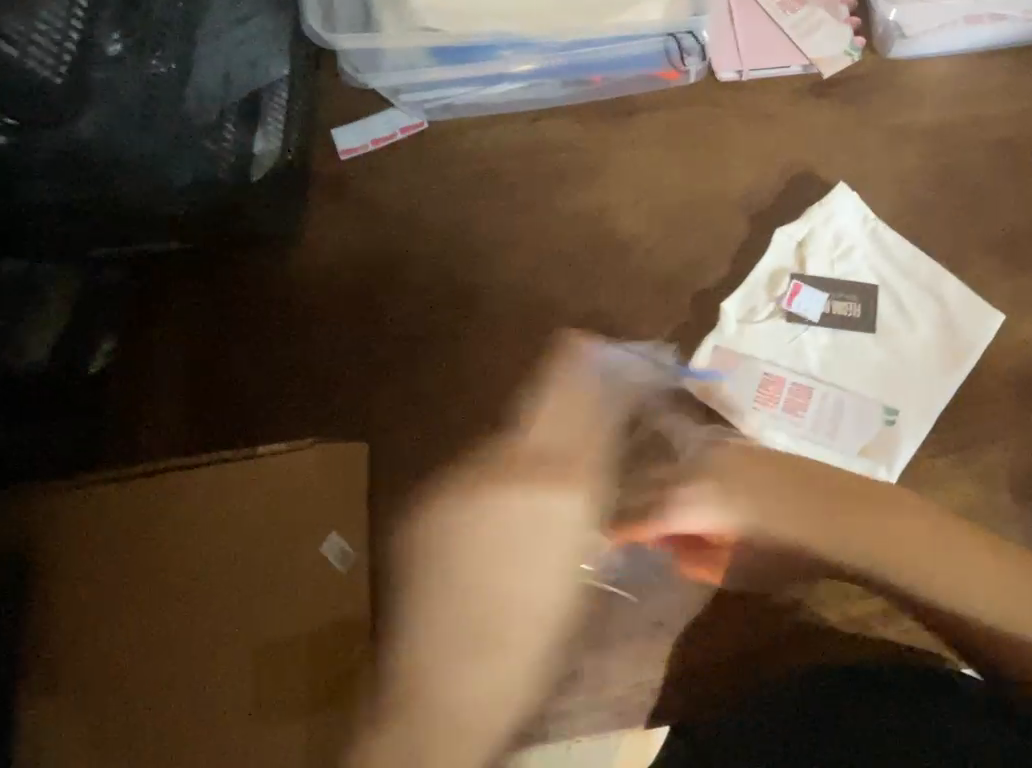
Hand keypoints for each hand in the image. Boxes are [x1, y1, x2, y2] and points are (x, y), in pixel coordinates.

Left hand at [359, 331, 631, 767]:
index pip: (580, 391)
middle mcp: (511, 462)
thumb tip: (604, 438)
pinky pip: (474, 470)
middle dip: (563, 388)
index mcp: (564, 479)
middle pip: (542, 399)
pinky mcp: (427, 498)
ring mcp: (461, 477)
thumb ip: (598, 483)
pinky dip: (492, 479)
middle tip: (580, 383)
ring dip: (526, 447)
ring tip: (534, 489)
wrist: (452, 687)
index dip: (589, 361)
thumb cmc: (544, 630)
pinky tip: (494, 518)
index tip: (599, 345)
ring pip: (507, 439)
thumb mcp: (589, 550)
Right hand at [615, 441, 905, 588]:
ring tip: (648, 506)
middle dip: (628, 504)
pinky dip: (680, 471)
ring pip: (669, 464)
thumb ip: (690, 556)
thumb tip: (668, 544)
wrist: (843, 512)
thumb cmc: (785, 553)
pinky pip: (693, 455)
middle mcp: (694, 465)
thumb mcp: (730, 570)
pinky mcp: (740, 442)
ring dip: (653, 483)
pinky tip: (685, 487)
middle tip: (617, 525)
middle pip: (645, 482)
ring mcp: (718, 448)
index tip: (598, 541)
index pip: (633, 516)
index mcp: (685, 501)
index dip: (614, 530)